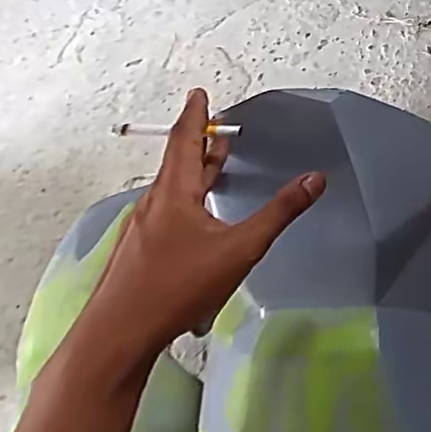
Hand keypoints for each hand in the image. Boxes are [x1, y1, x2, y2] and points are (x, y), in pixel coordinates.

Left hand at [82, 89, 323, 363]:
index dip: (196, 115)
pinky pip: (166, 212)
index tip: (199, 94)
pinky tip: (198, 221)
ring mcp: (142, 228)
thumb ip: (279, 213)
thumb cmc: (176, 287)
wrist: (116, 337)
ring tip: (213, 166)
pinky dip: (186, 199)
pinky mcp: (138, 252)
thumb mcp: (240, 249)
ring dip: (194, 172)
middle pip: (178, 162)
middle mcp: (153, 203)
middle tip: (216, 129)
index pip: (185, 140)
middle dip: (200, 143)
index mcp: (174, 193)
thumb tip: (314, 179)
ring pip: (172, 189)